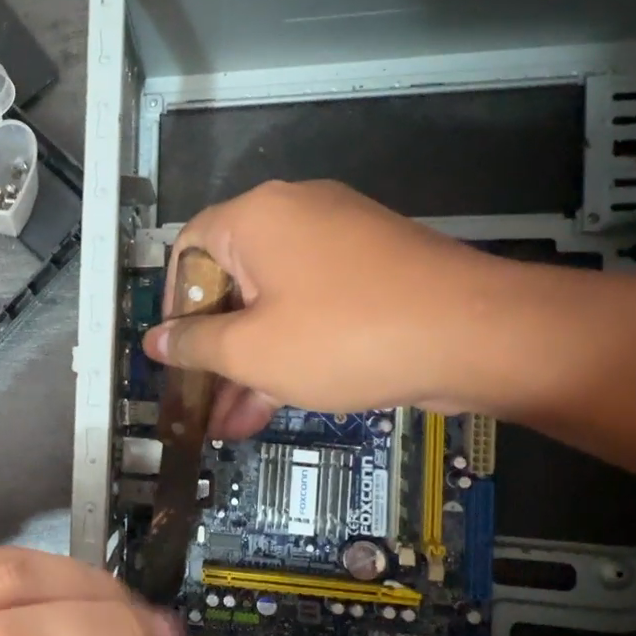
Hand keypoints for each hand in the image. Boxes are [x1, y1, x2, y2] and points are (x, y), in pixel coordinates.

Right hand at [143, 179, 498, 436]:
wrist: (479, 335)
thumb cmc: (346, 336)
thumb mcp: (253, 351)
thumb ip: (195, 346)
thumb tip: (157, 342)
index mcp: (255, 217)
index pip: (186, 251)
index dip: (172, 308)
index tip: (175, 354)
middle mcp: (294, 213)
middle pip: (231, 280)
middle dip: (215, 348)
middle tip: (203, 398)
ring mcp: (340, 238)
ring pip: (272, 301)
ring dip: (251, 360)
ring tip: (234, 422)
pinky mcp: (373, 267)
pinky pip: (312, 304)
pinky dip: (291, 346)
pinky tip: (276, 403)